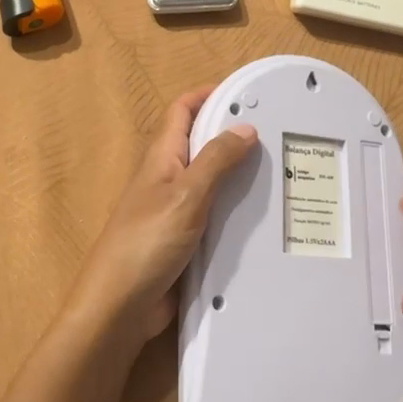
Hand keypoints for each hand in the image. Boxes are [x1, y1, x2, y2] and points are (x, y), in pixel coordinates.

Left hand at [68, 86, 258, 342]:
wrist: (119, 309)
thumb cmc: (146, 243)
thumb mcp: (186, 195)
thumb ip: (216, 161)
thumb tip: (246, 128)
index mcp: (162, 158)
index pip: (183, 110)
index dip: (209, 95)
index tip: (246, 92)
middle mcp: (168, 179)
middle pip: (201, 144)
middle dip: (233, 134)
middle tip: (278, 133)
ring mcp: (175, 212)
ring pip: (212, 183)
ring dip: (239, 176)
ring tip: (282, 173)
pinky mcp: (185, 243)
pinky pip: (215, 217)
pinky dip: (236, 212)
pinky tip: (266, 220)